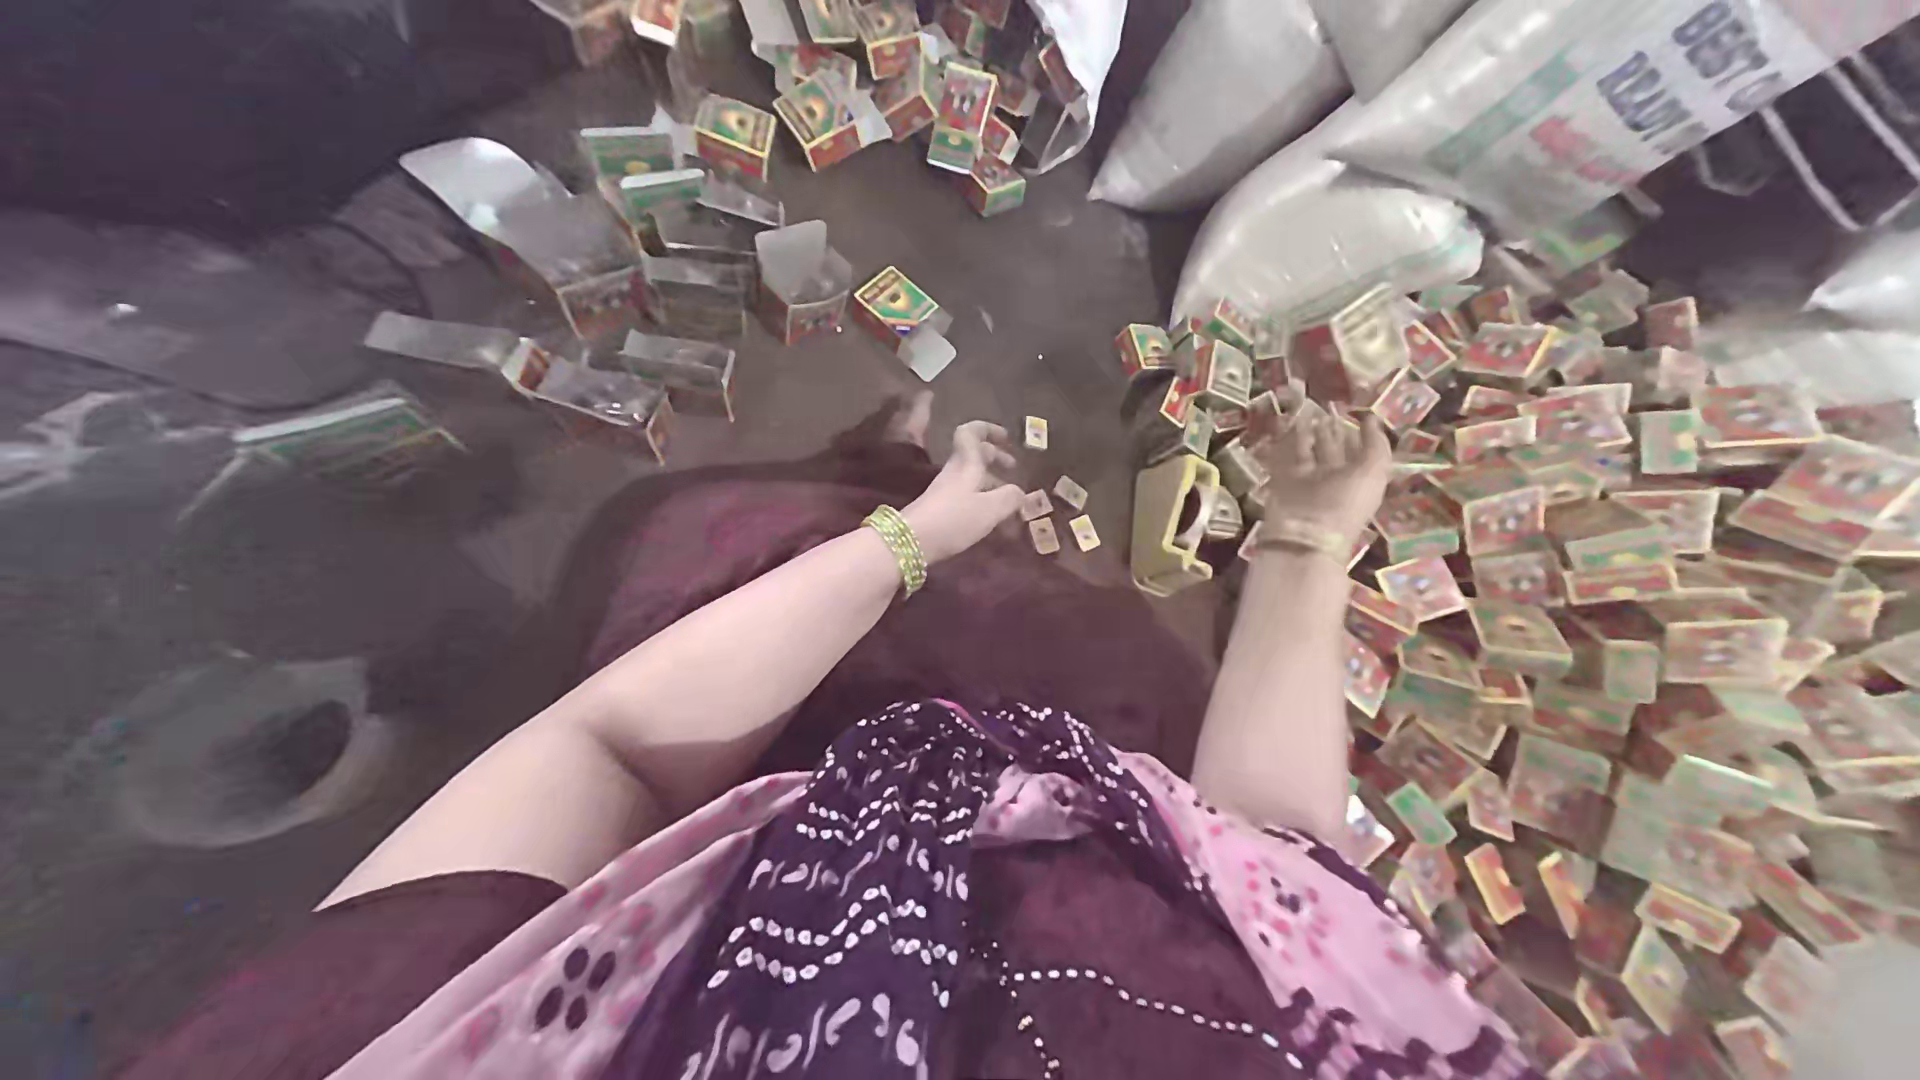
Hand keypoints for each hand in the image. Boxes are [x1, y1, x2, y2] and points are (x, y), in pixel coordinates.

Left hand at [901, 421, 1023, 562]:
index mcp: (966, 464)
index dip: (988, 429)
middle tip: (1013, 468)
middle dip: (995, 457)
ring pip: (971, 477)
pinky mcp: (940, 510)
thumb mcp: (989, 509)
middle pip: (973, 455)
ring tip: (1009, 499)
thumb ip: (1009, 498)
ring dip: (991, 482)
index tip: (1006, 438)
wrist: (912, 542)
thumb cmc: (953, 519)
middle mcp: (954, 473)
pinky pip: (965, 496)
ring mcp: (945, 491)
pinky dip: (982, 499)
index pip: (971, 433)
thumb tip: (1019, 492)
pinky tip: (991, 516)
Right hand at [1257, 412, 1391, 544]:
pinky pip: (1284, 458)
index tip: (1355, 414)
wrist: (1304, 533)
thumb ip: (1375, 445)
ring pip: (1307, 453)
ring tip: (1305, 413)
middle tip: (1325, 410)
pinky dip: (1284, 443)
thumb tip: (1371, 419)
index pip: (1359, 453)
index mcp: (1359, 479)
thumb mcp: (1372, 472)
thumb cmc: (1345, 503)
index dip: (1358, 435)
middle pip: (1332, 452)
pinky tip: (1286, 425)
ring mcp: (1306, 481)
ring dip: (1306, 435)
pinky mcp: (1282, 482)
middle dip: (1330, 433)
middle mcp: (1332, 480)